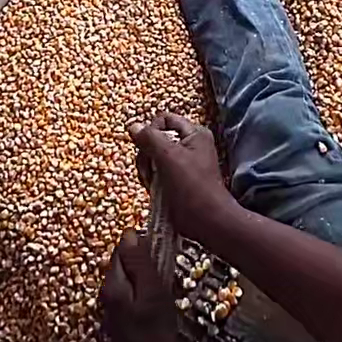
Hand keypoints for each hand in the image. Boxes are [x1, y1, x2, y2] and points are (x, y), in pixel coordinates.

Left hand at [99, 231, 178, 341]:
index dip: (142, 241)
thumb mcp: (152, 294)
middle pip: (125, 261)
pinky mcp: (124, 318)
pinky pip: (134, 292)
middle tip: (168, 262)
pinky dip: (146, 288)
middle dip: (144, 256)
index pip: (122, 247)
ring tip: (167, 278)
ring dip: (147, 273)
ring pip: (130, 276)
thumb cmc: (154, 335)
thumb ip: (140, 263)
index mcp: (112, 283)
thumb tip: (130, 233)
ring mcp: (114, 306)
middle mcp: (108, 292)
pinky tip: (161, 297)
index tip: (163, 243)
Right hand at [128, 113, 234, 236]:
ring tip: (152, 184)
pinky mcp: (178, 179)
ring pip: (153, 157)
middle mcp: (190, 145)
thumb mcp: (169, 158)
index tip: (145, 148)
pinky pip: (157, 173)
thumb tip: (133, 126)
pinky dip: (152, 181)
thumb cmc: (192, 187)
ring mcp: (183, 163)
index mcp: (194, 134)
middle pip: (156, 139)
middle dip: (147, 154)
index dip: (151, 131)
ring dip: (147, 170)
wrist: (207, 221)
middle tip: (149, 171)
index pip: (164, 119)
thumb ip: (150, 139)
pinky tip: (153, 191)